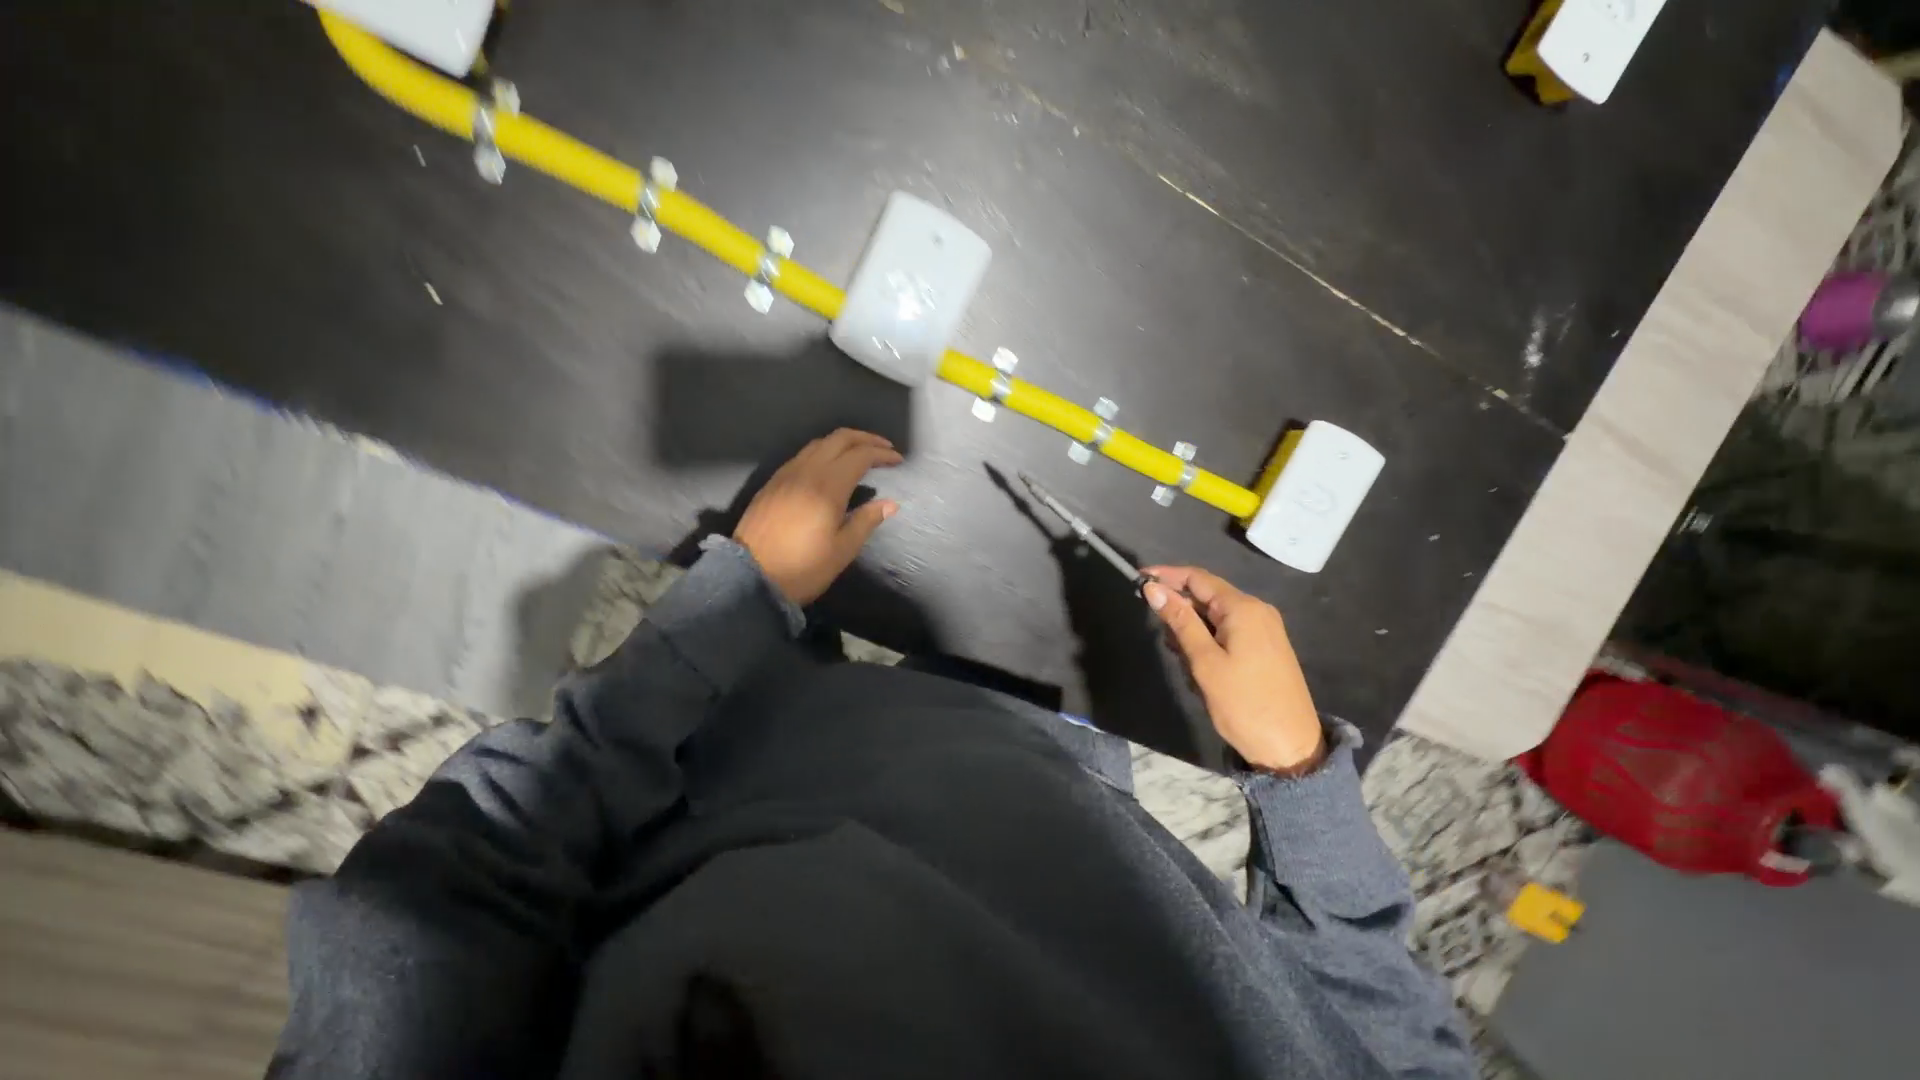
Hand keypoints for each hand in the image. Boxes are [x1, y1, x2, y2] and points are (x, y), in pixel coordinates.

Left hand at [733, 429, 902, 604]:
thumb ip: (867, 521)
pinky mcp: (773, 482)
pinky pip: (802, 455)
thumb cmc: (803, 567)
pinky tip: (829, 467)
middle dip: (865, 438)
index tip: (898, 461)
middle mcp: (807, 471)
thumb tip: (890, 503)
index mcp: (828, 486)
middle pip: (839, 438)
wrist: (750, 577)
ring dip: (843, 443)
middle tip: (884, 449)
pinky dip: (823, 452)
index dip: (882, 454)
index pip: (860, 455)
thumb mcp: (842, 550)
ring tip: (859, 455)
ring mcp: (786, 474)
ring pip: (818, 443)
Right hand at [1141, 566, 1324, 772]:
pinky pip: (1229, 631)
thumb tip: (1154, 589)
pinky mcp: (1267, 647)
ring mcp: (1265, 629)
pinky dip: (1208, 640)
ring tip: (1182, 660)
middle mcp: (1257, 610)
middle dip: (1180, 609)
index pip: (1199, 578)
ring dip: (1193, 630)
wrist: (1289, 746)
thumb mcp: (1204, 662)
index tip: (1138, 580)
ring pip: (1216, 616)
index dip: (1167, 576)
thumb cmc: (1243, 704)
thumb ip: (1180, 622)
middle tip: (1159, 635)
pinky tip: (1198, 664)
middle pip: (1208, 595)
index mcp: (1243, 608)